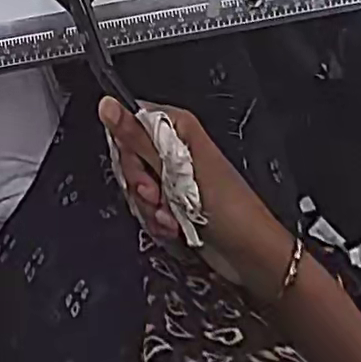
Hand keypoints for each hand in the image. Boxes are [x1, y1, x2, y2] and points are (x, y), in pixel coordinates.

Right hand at [100, 96, 297, 293]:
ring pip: (135, 185)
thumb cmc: (226, 208)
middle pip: (128, 157)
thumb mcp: (176, 170)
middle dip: (139, 186)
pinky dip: (155, 220)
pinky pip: (145, 205)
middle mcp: (173, 146)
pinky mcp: (173, 200)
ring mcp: (173, 174)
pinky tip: (173, 229)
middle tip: (157, 198)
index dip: (127, 151)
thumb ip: (136, 137)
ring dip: (148, 208)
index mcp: (176, 126)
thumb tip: (106, 104)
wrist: (254, 257)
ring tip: (171, 220)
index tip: (141, 174)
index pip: (128, 123)